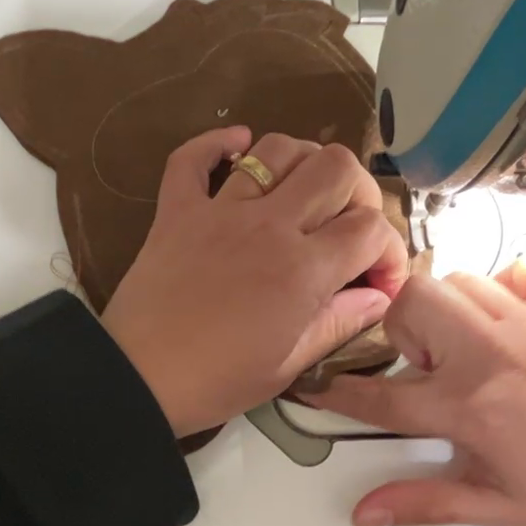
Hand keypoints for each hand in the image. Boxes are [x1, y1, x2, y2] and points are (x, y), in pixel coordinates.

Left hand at [101, 126, 408, 437]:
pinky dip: (218, 144)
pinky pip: (193, 157)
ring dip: (305, 163)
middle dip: (360, 194)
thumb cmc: (216, 382)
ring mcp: (220, 211)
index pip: (370, 229)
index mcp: (303, 270)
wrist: (136, 380)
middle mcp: (269, 225)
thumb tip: (377, 298)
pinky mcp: (177, 210)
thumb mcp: (288, 366)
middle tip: (350, 230)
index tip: (379, 282)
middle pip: (336, 168)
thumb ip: (337, 323)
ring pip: (277, 150)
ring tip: (306, 196)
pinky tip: (237, 149)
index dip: (389, 252)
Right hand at [306, 256, 525, 525]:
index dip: (340, 392)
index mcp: (469, 408)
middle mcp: (491, 354)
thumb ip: (421, 502)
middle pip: (412, 302)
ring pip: (457, 279)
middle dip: (402, 329)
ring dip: (448, 309)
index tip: (316, 383)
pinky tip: (508, 320)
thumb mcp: (489, 504)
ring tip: (467, 345)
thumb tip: (362, 513)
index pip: (382, 397)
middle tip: (426, 365)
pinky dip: (504, 284)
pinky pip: (518, 267)